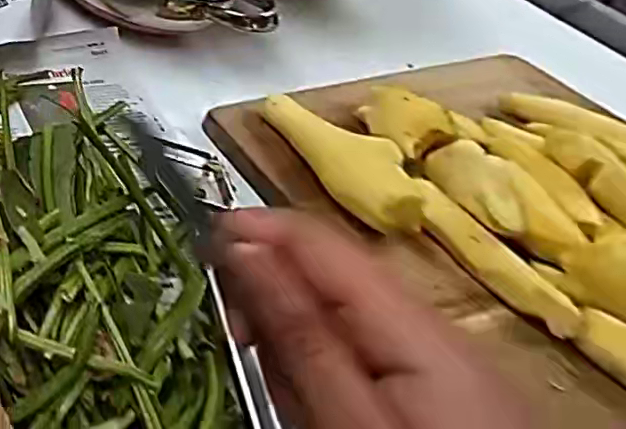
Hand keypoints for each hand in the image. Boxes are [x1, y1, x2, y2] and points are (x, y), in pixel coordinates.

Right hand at [214, 208, 533, 428]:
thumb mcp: (343, 412)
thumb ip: (293, 323)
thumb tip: (235, 241)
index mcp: (418, 328)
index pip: (310, 233)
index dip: (245, 225)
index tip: (197, 244)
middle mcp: (433, 328)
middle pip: (316, 266)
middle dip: (262, 289)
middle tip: (235, 331)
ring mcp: (439, 357)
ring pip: (327, 302)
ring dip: (286, 326)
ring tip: (279, 378)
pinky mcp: (435, 382)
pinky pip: (352, 336)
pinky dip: (316, 352)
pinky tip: (311, 389)